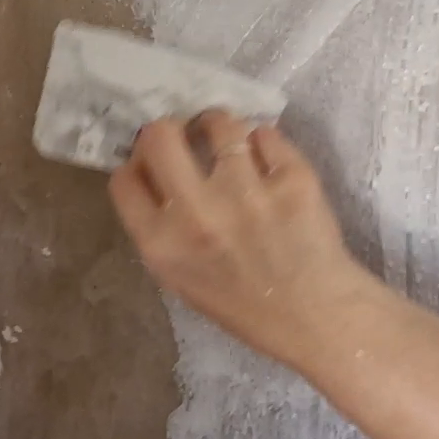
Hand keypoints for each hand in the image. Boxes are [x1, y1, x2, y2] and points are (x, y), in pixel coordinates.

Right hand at [106, 111, 379, 365]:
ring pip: (219, 123)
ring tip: (228, 138)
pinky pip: (266, 135)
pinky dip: (264, 143)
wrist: (314, 316)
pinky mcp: (292, 180)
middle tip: (184, 136)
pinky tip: (266, 160)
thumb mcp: (179, 278)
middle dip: (168, 129)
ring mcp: (246, 193)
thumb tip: (149, 170)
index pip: (124, 178)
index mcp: (162, 244)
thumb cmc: (242, 302)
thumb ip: (158, 228)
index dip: (136, 163)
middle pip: (158, 135)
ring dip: (219, 126)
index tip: (153, 163)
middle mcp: (197, 214)